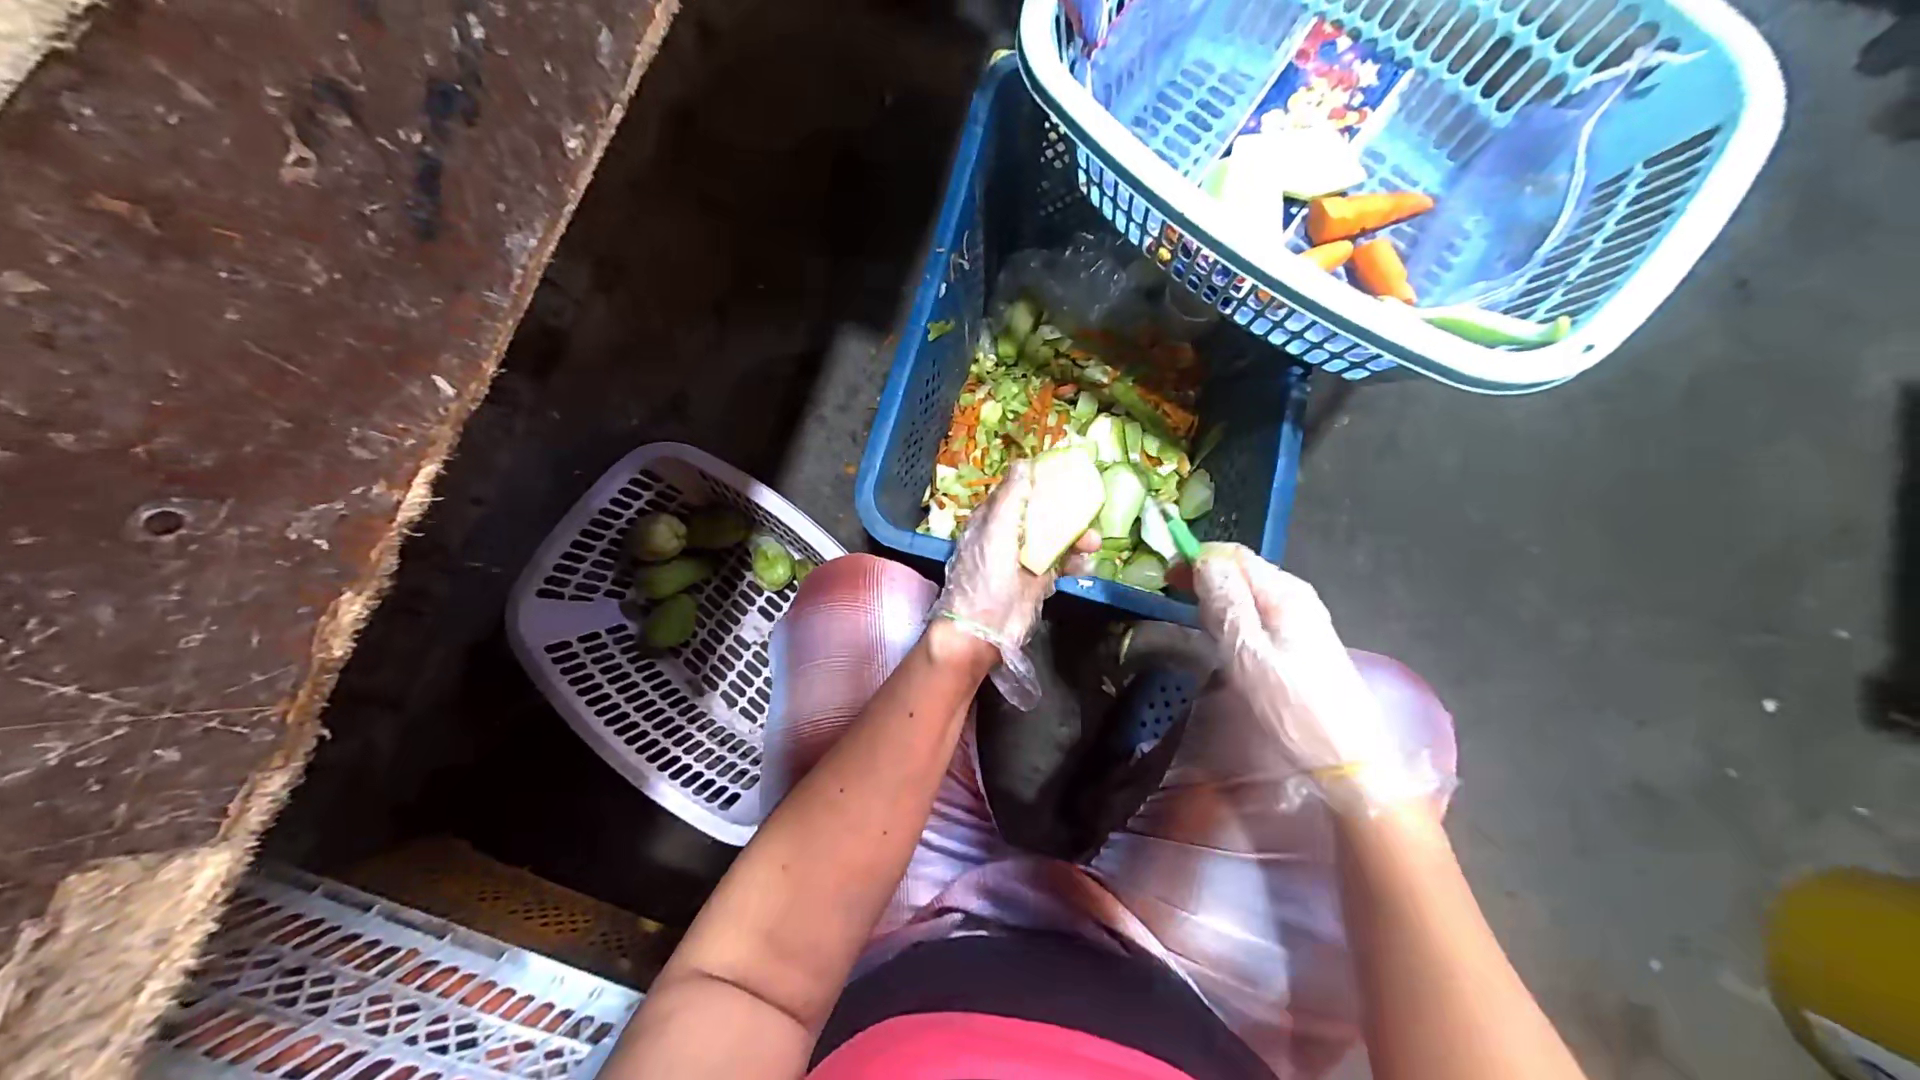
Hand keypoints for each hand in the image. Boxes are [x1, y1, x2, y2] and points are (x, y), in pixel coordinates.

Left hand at [929, 460, 1090, 708]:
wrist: (984, 629)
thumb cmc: (985, 577)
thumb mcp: (995, 530)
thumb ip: (1010, 497)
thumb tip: (1024, 463)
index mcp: (992, 519)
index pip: (1018, 490)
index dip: (1040, 481)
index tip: (1067, 474)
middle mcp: (1008, 535)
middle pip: (1042, 513)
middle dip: (1067, 511)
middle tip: (1088, 512)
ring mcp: (1024, 558)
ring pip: (1056, 537)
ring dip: (1076, 537)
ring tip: (1092, 543)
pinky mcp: (1038, 580)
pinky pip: (1062, 562)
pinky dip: (1075, 561)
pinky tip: (1084, 564)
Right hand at [1193, 543, 1445, 814]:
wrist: (1349, 760)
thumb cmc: (1294, 708)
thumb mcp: (1249, 654)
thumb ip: (1225, 604)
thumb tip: (1203, 559)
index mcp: (1284, 592)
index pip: (1234, 554)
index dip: (1196, 559)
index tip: (1166, 579)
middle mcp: (1296, 596)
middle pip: (1242, 570)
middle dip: (1206, 578)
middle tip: (1176, 604)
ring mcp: (1302, 619)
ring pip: (1248, 593)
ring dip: (1218, 599)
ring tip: (1197, 624)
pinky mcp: (1302, 641)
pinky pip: (1259, 614)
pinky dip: (1234, 618)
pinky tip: (1227, 641)